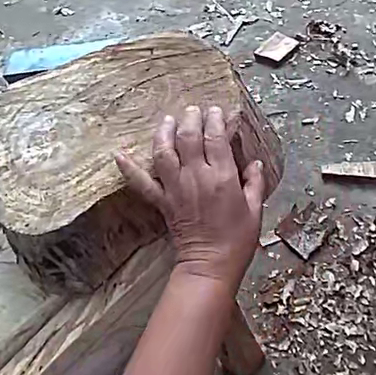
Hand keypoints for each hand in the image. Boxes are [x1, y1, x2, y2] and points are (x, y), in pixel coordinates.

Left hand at [116, 104, 264, 286]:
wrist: (211, 264)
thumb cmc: (239, 238)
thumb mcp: (255, 208)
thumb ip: (254, 182)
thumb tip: (254, 163)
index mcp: (223, 177)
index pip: (216, 138)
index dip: (215, 120)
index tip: (216, 111)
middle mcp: (197, 177)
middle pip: (188, 138)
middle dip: (191, 119)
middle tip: (194, 110)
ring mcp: (176, 188)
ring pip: (164, 152)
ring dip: (164, 132)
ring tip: (167, 120)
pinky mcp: (163, 201)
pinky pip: (142, 183)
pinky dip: (128, 168)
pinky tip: (119, 155)